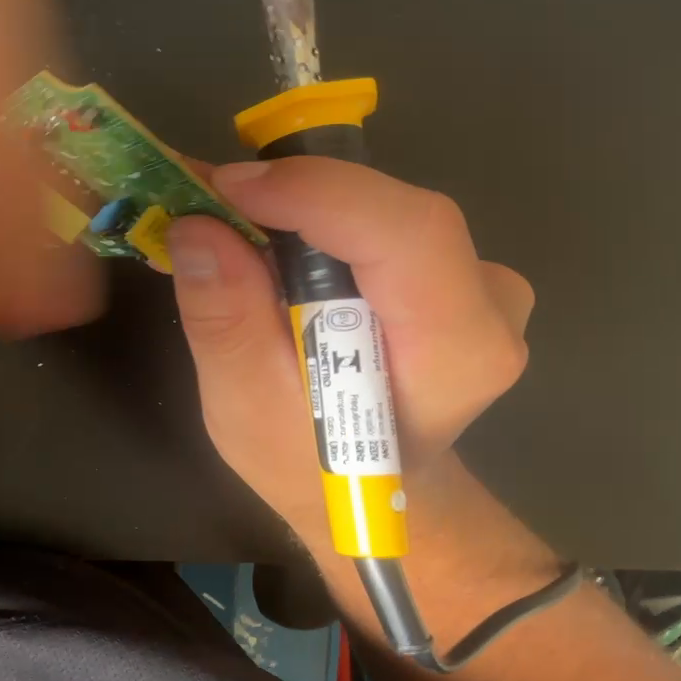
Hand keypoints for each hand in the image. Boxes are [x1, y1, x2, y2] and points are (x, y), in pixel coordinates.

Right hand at [165, 158, 534, 552]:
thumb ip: (226, 322)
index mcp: (455, 346)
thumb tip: (196, 230)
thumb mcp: (245, 408)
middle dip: (287, 195)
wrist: (373, 493)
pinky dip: (303, 222)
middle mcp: (485, 296)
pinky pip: (368, 223)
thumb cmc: (310, 466)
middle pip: (386, 211)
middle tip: (197, 199)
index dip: (316, 194)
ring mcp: (473, 278)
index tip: (224, 187)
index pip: (404, 234)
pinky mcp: (443, 269)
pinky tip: (255, 245)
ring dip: (288, 207)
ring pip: (372, 211)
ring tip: (213, 225)